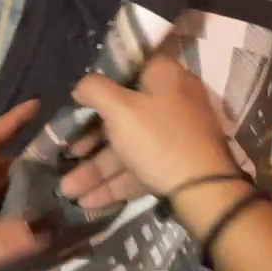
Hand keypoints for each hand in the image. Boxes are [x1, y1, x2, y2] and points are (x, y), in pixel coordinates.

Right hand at [60, 54, 238, 208]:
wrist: (206, 192)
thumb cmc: (159, 139)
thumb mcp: (121, 109)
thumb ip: (95, 90)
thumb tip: (82, 86)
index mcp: (163, 75)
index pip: (126, 68)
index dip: (98, 84)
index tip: (76, 102)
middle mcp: (171, 99)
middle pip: (122, 112)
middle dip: (89, 140)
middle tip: (65, 154)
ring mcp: (175, 133)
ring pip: (128, 145)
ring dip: (97, 167)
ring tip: (67, 191)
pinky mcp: (175, 163)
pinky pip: (140, 166)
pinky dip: (116, 180)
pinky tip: (89, 201)